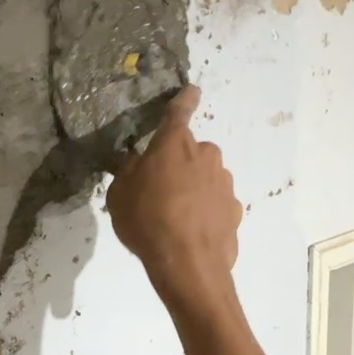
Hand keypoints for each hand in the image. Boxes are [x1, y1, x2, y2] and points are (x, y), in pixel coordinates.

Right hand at [105, 85, 242, 315]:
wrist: (187, 263)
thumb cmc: (147, 221)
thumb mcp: (119, 195)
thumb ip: (128, 172)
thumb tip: (136, 161)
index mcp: (175, 144)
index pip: (179, 112)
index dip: (184, 100)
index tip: (192, 91)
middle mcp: (205, 155)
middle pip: (191, 153)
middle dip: (179, 166)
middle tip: (159, 192)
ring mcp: (225, 183)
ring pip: (205, 179)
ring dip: (193, 192)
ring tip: (174, 221)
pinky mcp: (234, 210)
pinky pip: (215, 205)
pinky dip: (205, 214)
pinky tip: (191, 235)